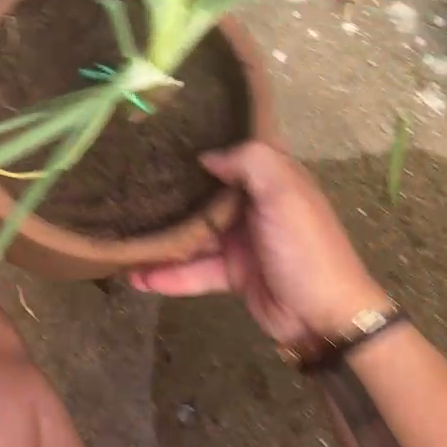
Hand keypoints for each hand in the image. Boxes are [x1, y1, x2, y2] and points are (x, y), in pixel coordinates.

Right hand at [129, 141, 389, 348]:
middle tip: (130, 177)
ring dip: (162, 236)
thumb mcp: (284, 193)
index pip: (239, 150)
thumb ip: (249, 162)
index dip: (211, 136)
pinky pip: (193, 270)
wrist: (323, 318)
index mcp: (273, 180)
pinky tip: (137, 276)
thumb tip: (206, 157)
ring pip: (193, 232)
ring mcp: (242, 241)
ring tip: (123, 232)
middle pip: (206, 191)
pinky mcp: (232, 274)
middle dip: (173, 186)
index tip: (171, 128)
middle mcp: (255, 206)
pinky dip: (167, 274)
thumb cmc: (305, 248)